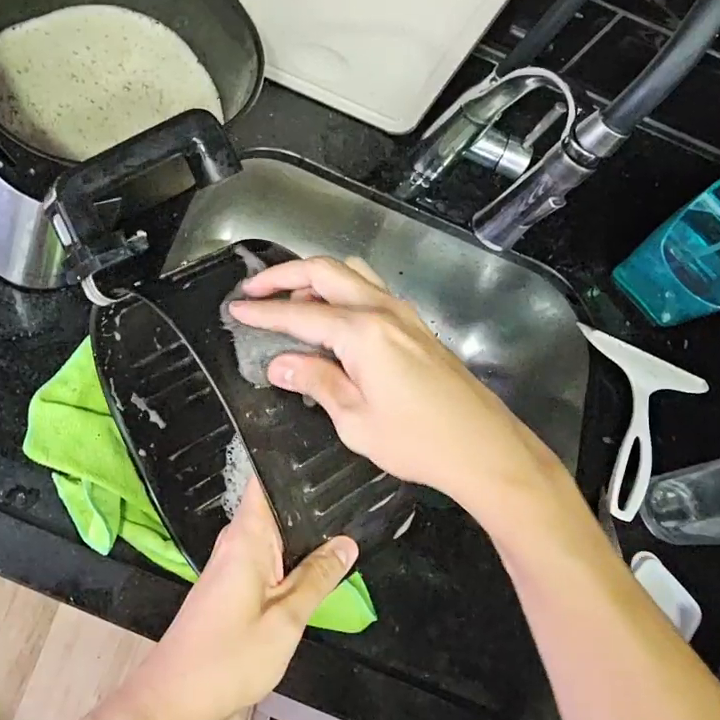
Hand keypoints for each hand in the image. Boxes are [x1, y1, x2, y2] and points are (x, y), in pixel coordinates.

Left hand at [113, 482, 355, 719]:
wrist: (177, 695)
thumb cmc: (230, 657)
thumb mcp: (286, 620)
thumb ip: (317, 578)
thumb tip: (346, 543)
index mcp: (246, 535)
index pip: (265, 479)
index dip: (292, 464)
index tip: (326, 456)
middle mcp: (235, 539)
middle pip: (275, 505)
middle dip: (309, 503)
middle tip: (353, 494)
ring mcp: (230, 560)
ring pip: (272, 534)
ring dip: (301, 534)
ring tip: (345, 525)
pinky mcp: (230, 581)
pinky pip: (265, 555)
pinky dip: (289, 558)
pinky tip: (315, 563)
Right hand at [225, 256, 553, 507]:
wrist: (484, 448)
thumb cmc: (418, 441)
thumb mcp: (354, 419)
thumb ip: (315, 381)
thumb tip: (279, 364)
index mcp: (362, 332)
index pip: (300, 313)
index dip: (263, 311)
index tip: (235, 308)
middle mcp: (382, 310)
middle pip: (325, 271)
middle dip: (284, 275)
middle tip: (254, 289)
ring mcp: (402, 313)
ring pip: (350, 272)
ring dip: (315, 277)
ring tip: (290, 301)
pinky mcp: (414, 325)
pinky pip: (368, 289)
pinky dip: (340, 290)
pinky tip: (329, 318)